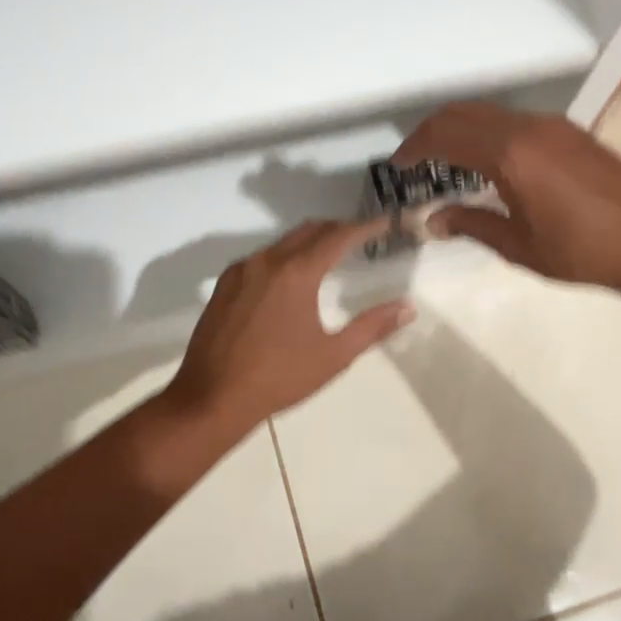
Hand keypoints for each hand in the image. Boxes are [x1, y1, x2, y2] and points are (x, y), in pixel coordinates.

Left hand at [164, 221, 413, 428]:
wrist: (212, 397)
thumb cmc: (279, 377)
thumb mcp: (334, 355)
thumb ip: (372, 327)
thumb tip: (408, 308)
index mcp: (296, 273)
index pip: (338, 236)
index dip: (366, 227)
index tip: (386, 222)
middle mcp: (266, 261)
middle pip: (309, 230)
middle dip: (338, 229)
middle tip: (362, 237)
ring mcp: (240, 271)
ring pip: (282, 242)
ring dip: (309, 242)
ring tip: (330, 257)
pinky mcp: (224, 286)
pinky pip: (261, 259)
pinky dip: (284, 258)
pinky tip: (291, 281)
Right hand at [393, 102, 620, 297]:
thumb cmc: (581, 253)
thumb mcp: (518, 246)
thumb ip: (471, 225)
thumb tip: (434, 220)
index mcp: (510, 154)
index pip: (445, 136)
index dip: (414, 148)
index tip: (398, 166)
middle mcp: (529, 128)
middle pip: (464, 114)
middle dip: (433, 132)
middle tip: (415, 160)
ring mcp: (555, 126)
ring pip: (492, 114)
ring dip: (463, 130)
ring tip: (448, 163)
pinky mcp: (573, 133)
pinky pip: (517, 122)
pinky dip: (491, 134)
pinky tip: (492, 164)